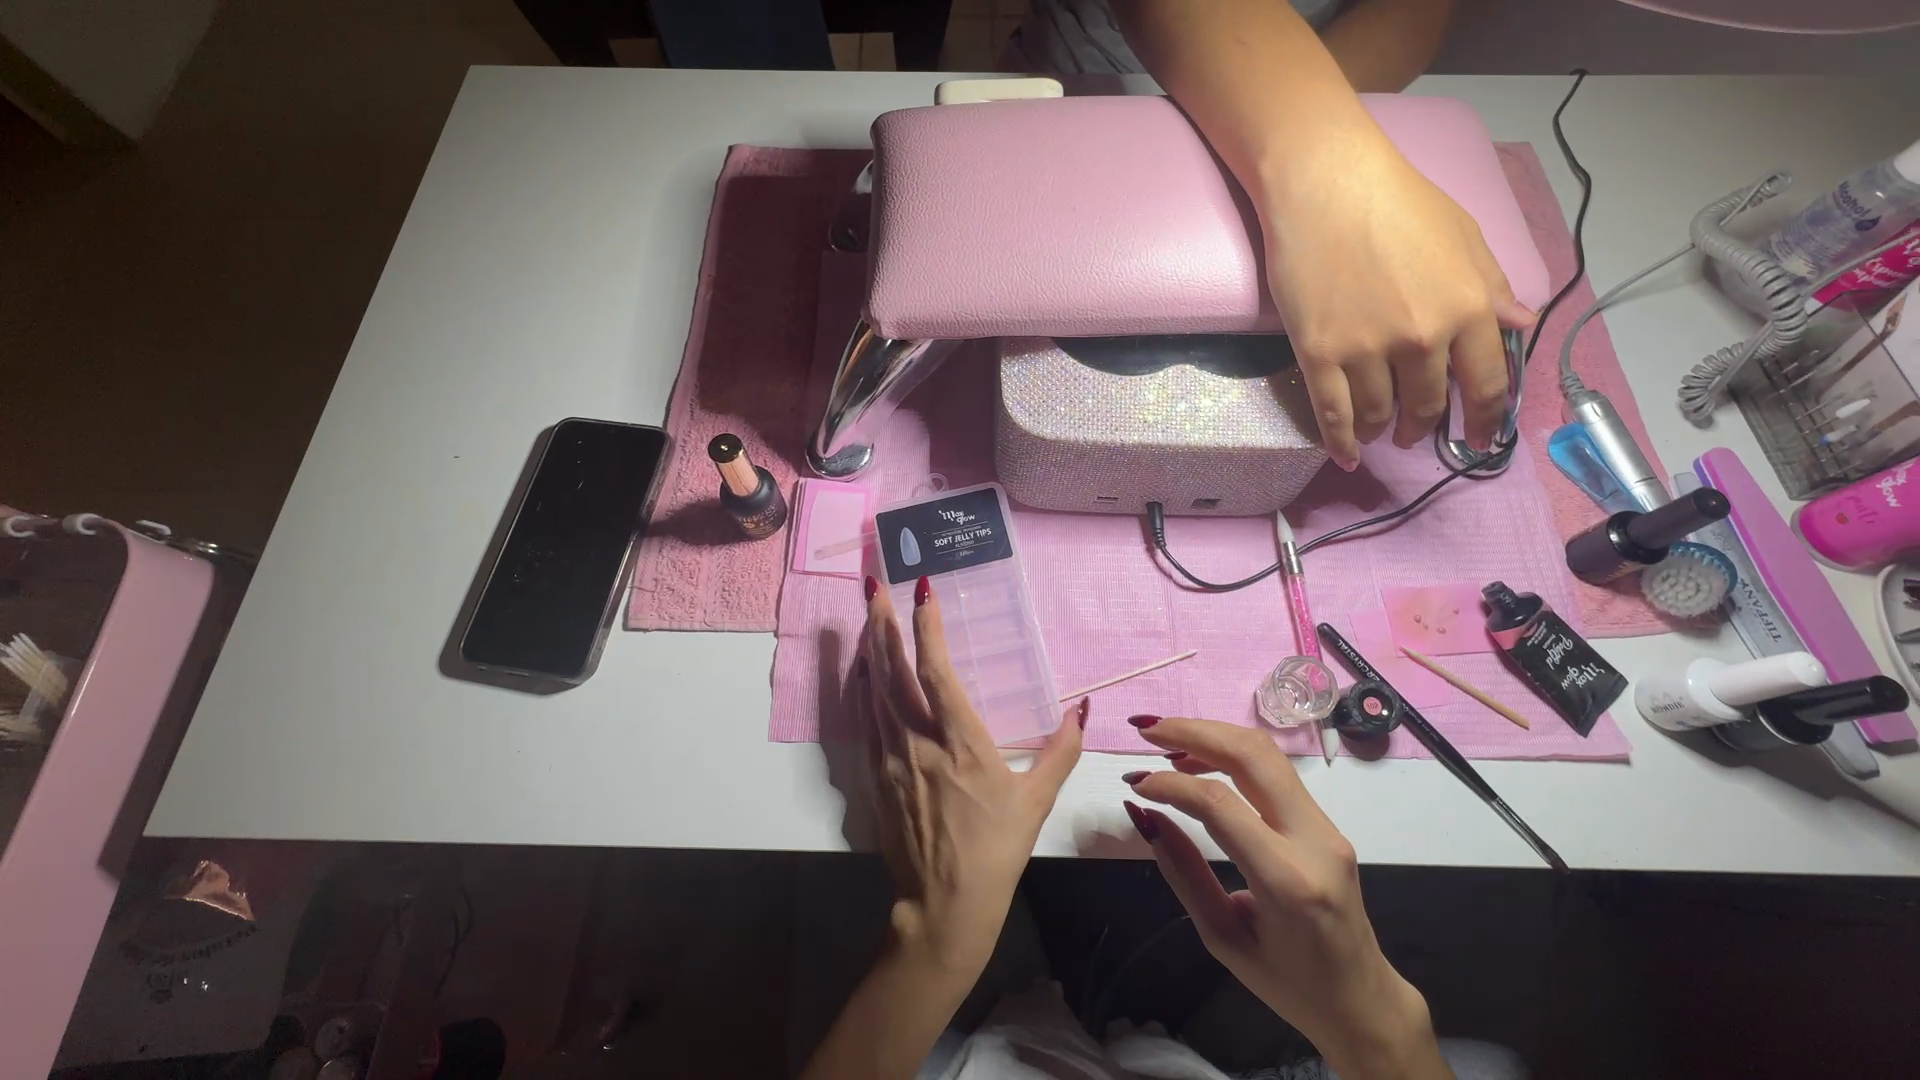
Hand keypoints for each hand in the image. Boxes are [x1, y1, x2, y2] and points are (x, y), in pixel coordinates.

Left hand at [860, 574, 1085, 974]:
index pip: (937, 670)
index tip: (924, 589)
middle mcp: (918, 742)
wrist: (945, 904)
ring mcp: (890, 759)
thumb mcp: (1036, 801)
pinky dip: (862, 689)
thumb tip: (1082, 708)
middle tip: (875, 586)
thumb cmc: (996, 850)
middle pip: (893, 671)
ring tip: (870, 614)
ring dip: (872, 650)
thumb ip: (1061, 751)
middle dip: (884, 623)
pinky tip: (862, 671)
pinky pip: (864, 721)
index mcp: (961, 743)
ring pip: (873, 692)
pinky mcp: (875, 777)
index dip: (927, 626)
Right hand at [1120, 716, 1448, 1079]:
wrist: (1361, 999)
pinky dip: (1231, 754)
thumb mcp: (1221, 937)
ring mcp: (1325, 826)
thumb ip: (1181, 871)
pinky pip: (1275, 771)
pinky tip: (1198, 761)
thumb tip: (1143, 814)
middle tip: (1146, 731)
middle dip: (1193, 732)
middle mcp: (1313, 840)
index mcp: (1287, 880)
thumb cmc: (1287, 983)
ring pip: (1266, 753)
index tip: (1134, 783)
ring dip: (1212, 735)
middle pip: (1252, 755)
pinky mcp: (1324, 821)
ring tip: (1165, 743)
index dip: (1170, 784)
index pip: (1220, 804)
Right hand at [1259, 132, 1534, 469]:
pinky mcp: (1319, 355)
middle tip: (1412, 434)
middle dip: (1422, 427)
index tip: (1480, 439)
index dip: (1486, 420)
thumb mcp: (1464, 237)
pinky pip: (1333, 413)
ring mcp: (1367, 350)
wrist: (1325, 189)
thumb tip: (1522, 326)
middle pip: (1427, 405)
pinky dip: (1339, 441)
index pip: (1487, 384)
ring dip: (1379, 431)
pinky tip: (1345, 457)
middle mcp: (1422, 339)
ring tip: (1376, 433)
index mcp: (1468, 308)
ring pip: (1377, 413)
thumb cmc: (1398, 203)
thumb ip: (1491, 286)